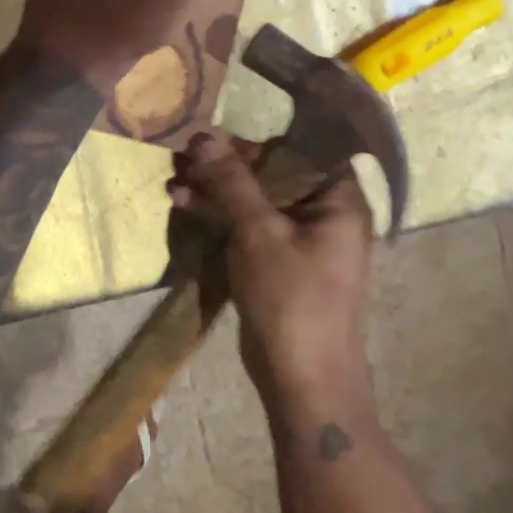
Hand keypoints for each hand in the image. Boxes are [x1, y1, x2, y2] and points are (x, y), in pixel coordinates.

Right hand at [173, 135, 376, 408]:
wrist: (302, 376)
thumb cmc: (290, 296)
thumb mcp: (257, 231)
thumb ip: (231, 181)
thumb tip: (204, 136)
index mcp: (338, 199)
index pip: (299, 150)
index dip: (255, 141)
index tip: (213, 136)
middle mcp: (326, 213)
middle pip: (274, 174)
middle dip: (226, 166)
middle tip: (184, 158)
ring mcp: (303, 239)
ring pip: (257, 200)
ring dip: (217, 191)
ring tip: (174, 184)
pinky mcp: (280, 262)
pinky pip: (251, 226)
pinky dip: (222, 216)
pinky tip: (186, 206)